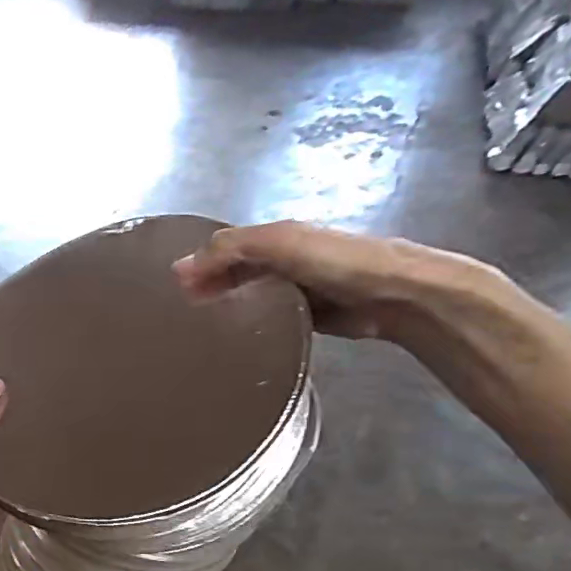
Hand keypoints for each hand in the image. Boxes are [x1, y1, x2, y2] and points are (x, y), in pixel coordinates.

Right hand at [171, 219, 507, 342]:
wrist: (398, 295)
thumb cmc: (337, 264)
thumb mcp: (279, 244)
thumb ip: (232, 249)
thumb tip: (179, 267)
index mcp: (277, 235)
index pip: (227, 245)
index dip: (200, 262)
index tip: (172, 287)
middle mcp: (285, 258)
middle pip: (237, 268)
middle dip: (209, 282)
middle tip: (180, 308)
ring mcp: (298, 287)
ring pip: (252, 292)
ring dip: (227, 303)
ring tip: (200, 324)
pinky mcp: (310, 316)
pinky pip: (270, 316)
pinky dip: (251, 321)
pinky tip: (237, 336)